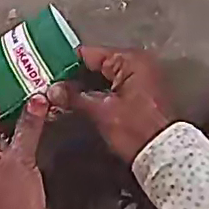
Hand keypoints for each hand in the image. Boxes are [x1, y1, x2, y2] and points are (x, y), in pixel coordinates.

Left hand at [0, 96, 50, 208]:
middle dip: (17, 107)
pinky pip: (17, 140)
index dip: (5, 101)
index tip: (26, 88)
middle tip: (38, 92)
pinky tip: (43, 120)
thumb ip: (29, 127)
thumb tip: (37, 98)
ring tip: (43, 102)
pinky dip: (29, 130)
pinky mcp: (10, 165)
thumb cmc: (14, 201)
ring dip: (25, 118)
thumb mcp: (20, 160)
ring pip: (9, 129)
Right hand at [47, 45, 173, 161]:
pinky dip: (95, 93)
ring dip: (83, 86)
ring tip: (57, 94)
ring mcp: (139, 77)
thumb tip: (52, 90)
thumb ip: (75, 97)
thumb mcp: (102, 112)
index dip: (65, 63)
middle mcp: (136, 62)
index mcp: (130, 60)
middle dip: (72, 76)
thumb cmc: (136, 130)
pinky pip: (111, 86)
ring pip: (102, 77)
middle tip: (47, 85)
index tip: (44, 72)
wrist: (163, 154)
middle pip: (95, 64)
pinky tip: (77, 102)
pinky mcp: (138, 93)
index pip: (89, 53)